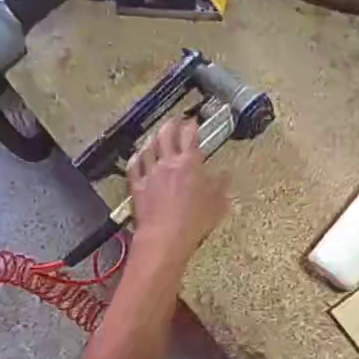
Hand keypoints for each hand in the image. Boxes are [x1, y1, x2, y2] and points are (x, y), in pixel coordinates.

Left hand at [128, 117, 229, 265]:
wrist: (165, 237)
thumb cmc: (191, 224)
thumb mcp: (218, 204)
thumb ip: (221, 185)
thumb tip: (225, 176)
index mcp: (190, 164)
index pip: (190, 135)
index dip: (192, 124)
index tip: (193, 121)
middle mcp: (168, 164)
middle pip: (166, 134)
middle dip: (171, 124)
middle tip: (174, 121)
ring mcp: (151, 174)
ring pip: (149, 147)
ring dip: (153, 137)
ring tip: (157, 133)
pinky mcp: (138, 187)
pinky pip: (134, 166)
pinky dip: (136, 157)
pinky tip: (137, 155)